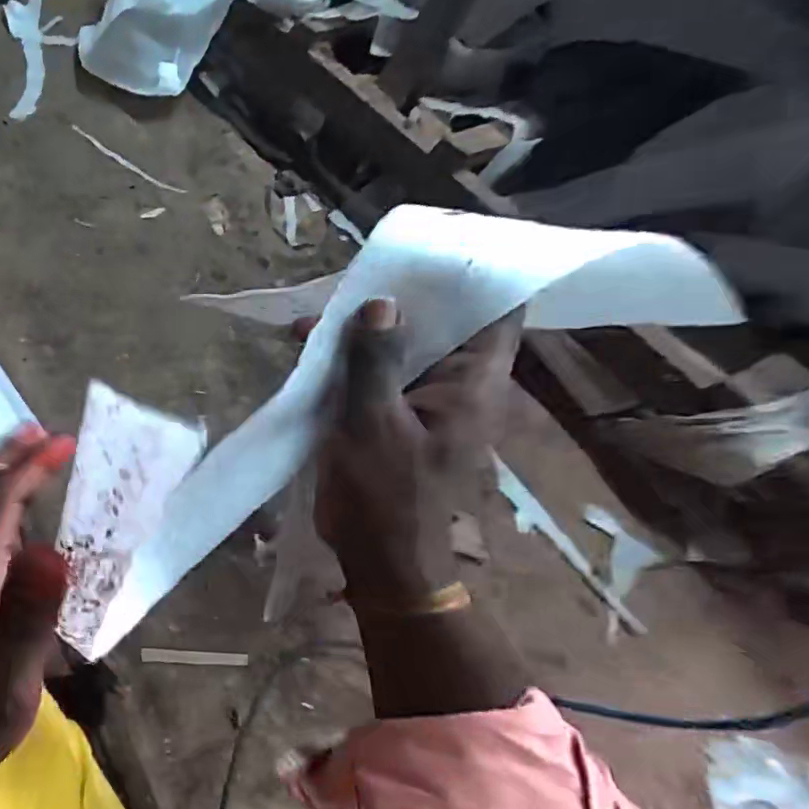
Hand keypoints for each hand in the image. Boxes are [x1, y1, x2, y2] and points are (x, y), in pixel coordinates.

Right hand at [313, 299, 523, 611]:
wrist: (379, 560)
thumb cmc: (385, 494)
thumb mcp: (372, 424)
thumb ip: (376, 361)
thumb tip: (381, 303)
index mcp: (473, 384)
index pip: (496, 310)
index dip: (473, 274)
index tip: (433, 248)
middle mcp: (456, 386)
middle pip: (440, 323)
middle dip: (401, 298)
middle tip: (360, 272)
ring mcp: (423, 403)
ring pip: (402, 349)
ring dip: (366, 332)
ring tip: (319, 314)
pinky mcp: (393, 419)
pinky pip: (377, 376)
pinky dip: (351, 362)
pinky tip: (312, 351)